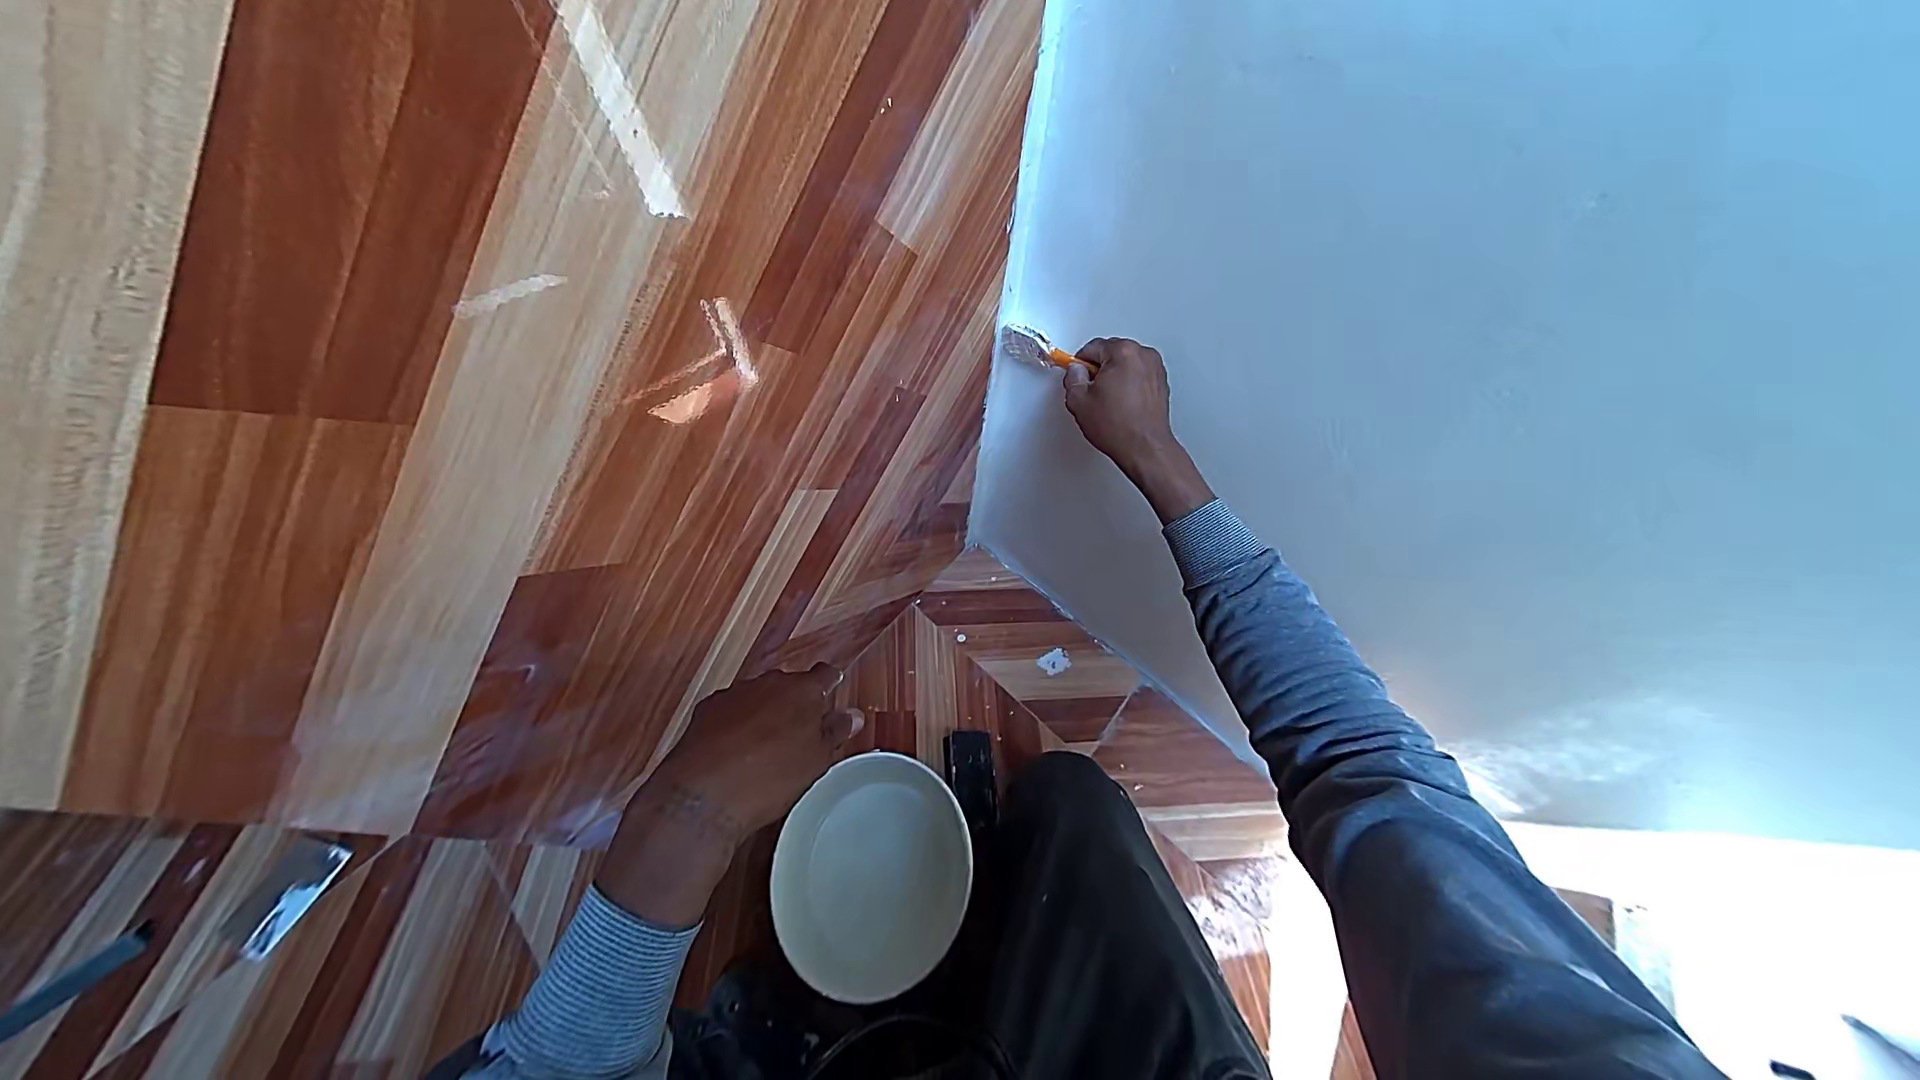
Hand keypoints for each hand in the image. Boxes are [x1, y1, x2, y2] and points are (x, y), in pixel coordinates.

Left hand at [652, 662, 865, 838]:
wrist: (703, 796)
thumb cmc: (769, 777)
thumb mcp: (815, 761)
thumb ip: (835, 732)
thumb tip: (853, 715)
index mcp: (804, 690)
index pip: (825, 674)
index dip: (830, 683)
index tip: (832, 692)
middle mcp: (770, 682)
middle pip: (790, 685)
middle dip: (796, 703)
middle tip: (801, 734)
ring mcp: (736, 693)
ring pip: (759, 696)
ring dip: (765, 712)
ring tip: (766, 748)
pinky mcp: (707, 709)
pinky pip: (731, 709)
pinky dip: (736, 723)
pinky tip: (735, 751)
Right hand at [1063, 338, 1215, 523]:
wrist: (1144, 447)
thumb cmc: (1119, 427)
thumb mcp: (1079, 401)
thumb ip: (1072, 378)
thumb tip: (1076, 372)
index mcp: (1122, 352)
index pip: (1092, 347)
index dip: (1079, 363)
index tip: (1075, 372)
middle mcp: (1143, 355)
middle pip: (1111, 353)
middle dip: (1098, 369)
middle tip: (1089, 391)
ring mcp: (1155, 369)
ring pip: (1125, 364)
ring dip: (1113, 377)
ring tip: (1106, 402)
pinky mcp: (1161, 383)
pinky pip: (1137, 376)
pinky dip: (1128, 385)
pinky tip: (1119, 405)